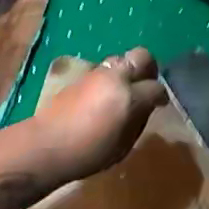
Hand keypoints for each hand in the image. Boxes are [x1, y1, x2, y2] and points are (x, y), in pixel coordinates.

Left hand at [30, 48, 168, 181]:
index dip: (161, 96)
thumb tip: (145, 107)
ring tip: (124, 91)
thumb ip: (138, 120)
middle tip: (147, 85)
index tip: (160, 104)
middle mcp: (115, 77)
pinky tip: (105, 96)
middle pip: (142, 56)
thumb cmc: (90, 152)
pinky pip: (104, 70)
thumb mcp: (124, 144)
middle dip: (149, 68)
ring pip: (120, 59)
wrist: (47, 144)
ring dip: (127, 71)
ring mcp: (96, 73)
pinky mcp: (80, 76)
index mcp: (129, 96)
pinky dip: (110, 78)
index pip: (156, 87)